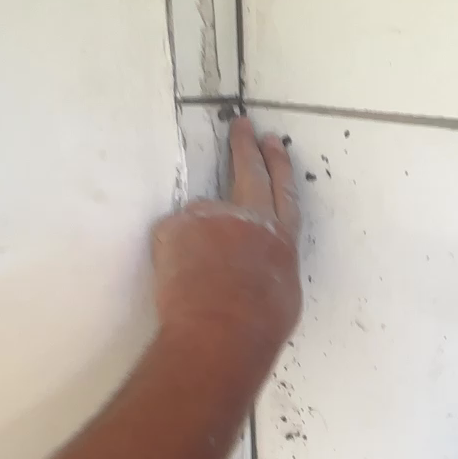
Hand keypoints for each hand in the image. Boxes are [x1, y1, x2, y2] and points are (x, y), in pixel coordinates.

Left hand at [151, 116, 301, 351]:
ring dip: (200, 238)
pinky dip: (175, 255)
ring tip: (198, 274)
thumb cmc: (259, 325)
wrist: (219, 332)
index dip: (278, 164)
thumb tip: (260, 260)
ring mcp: (210, 217)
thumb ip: (272, 263)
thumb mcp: (284, 294)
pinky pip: (173, 238)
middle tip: (241, 125)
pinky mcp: (176, 227)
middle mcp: (249, 217)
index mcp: (281, 236)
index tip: (272, 142)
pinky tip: (180, 280)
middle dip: (246, 146)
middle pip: (248, 172)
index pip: (283, 190)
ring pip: (202, 219)